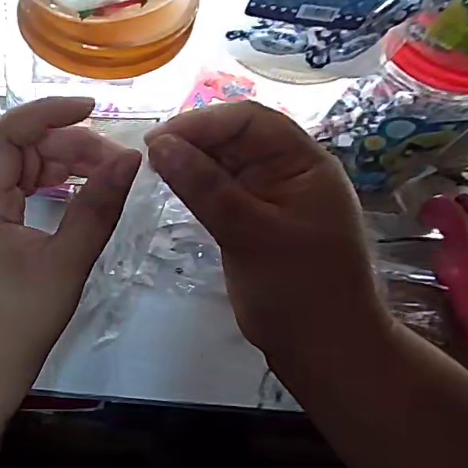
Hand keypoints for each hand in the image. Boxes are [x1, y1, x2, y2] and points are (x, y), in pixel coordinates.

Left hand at [0, 96, 140, 380]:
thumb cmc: (25, 316)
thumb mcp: (68, 262)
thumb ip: (97, 208)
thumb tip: (130, 160)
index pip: (4, 135)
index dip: (45, 112)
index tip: (90, 107)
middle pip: (17, 147)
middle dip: (65, 141)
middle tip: (114, 159)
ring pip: (22, 165)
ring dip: (63, 160)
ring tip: (108, 172)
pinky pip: (23, 187)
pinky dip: (54, 180)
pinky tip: (84, 186)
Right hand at [145, 101, 389, 363]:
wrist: (322, 346)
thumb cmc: (299, 287)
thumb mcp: (250, 232)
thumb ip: (205, 187)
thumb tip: (159, 145)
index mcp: (304, 163)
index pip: (250, 122)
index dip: (202, 122)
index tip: (156, 141)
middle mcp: (286, 173)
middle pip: (234, 139)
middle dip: (191, 140)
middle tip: (145, 159)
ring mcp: (267, 198)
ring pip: (222, 165)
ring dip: (189, 163)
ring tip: (150, 172)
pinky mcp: (249, 222)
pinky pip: (218, 191)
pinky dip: (193, 187)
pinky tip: (170, 190)